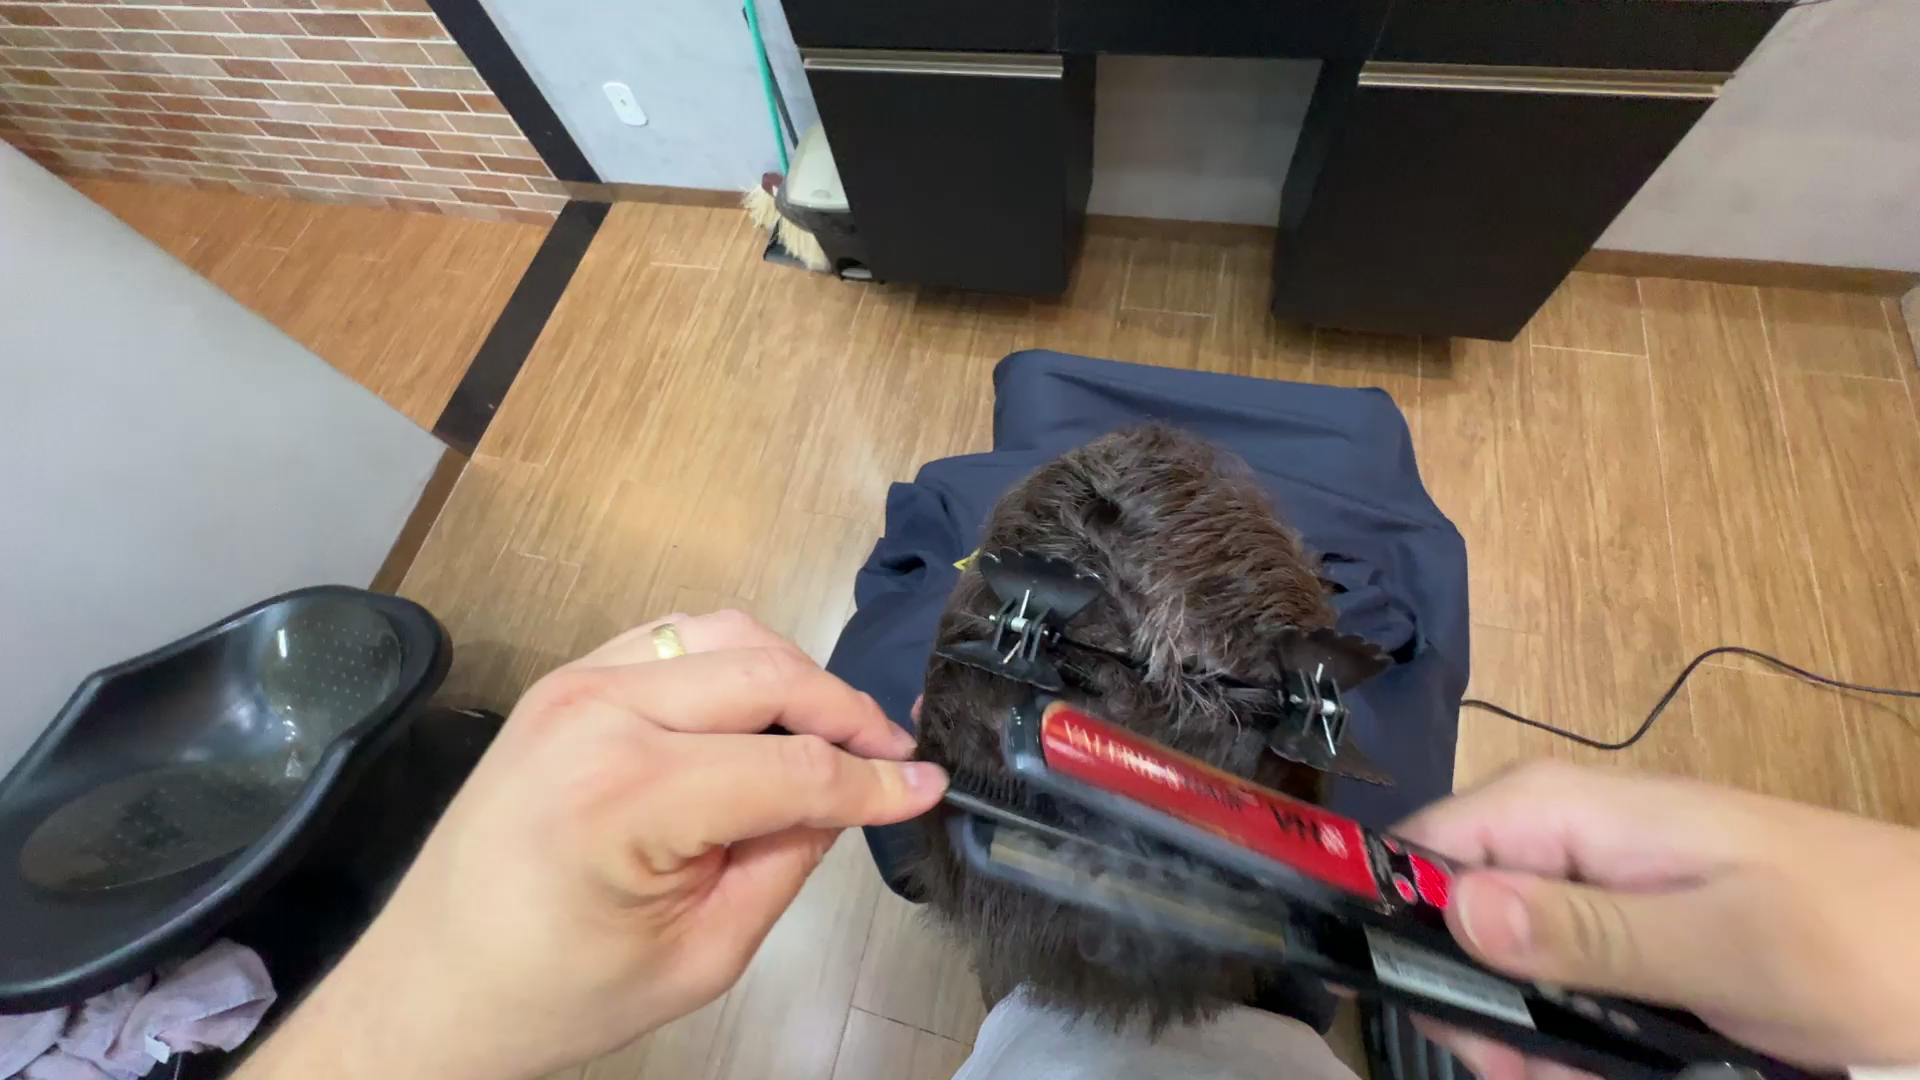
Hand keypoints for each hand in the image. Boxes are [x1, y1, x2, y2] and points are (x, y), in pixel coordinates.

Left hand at [240, 611, 946, 1079]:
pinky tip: (755, 706)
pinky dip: (739, 659)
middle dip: (847, 711)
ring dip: (796, 676)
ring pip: (733, 634)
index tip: (926, 784)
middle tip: (889, 753)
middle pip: (771, 675)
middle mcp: (601, 710)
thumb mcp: (706, 953)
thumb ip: (791, 855)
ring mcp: (579, 678)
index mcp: (627, 797)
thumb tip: (854, 790)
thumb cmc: (561, 996)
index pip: (792, 767)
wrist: (424, 990)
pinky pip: (683, 635)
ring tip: (826, 730)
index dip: (872, 779)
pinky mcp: (571, 674)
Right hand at [1395, 762, 1919, 1078]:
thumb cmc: (1871, 940)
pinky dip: (1569, 1030)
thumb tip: (1457, 910)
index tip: (1443, 1014)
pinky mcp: (1612, 922)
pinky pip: (1554, 971)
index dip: (1405, 922)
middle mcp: (1543, 834)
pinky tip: (1604, 1068)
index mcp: (1546, 809)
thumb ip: (1593, 930)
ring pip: (1500, 952)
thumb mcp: (1737, 948)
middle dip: (1476, 996)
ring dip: (1527, 1026)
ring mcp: (1580, 878)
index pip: (1418, 848)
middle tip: (1522, 1073)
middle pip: (1451, 909)